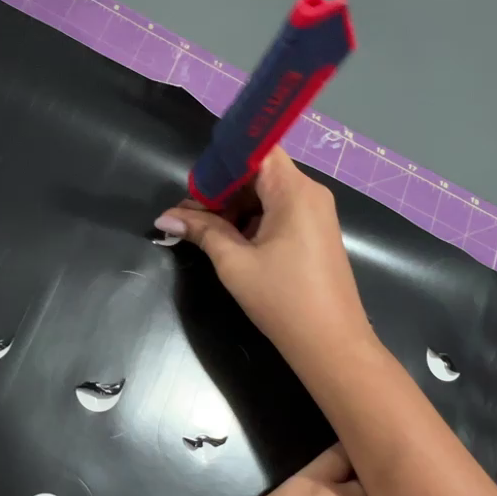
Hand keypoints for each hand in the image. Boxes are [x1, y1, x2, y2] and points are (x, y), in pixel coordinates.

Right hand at [154, 149, 377, 372]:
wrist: (331, 344)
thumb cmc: (283, 300)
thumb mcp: (234, 263)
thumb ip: (202, 231)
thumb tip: (165, 217)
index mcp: (294, 191)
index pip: (257, 151)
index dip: (223, 163)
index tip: (195, 188)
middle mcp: (310, 193)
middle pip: (259, 173)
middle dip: (223, 191)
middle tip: (190, 216)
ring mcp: (315, 213)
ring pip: (267, 195)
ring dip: (235, 210)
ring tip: (204, 234)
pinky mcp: (314, 233)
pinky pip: (278, 213)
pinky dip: (252, 222)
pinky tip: (230, 244)